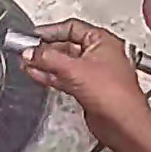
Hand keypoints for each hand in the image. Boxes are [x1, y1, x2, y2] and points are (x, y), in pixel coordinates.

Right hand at [20, 18, 150, 148]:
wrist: (123, 124)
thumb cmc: (115, 94)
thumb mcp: (75, 69)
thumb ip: (49, 58)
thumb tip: (31, 52)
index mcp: (102, 41)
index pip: (72, 27)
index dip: (51, 30)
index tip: (34, 35)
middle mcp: (100, 54)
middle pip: (67, 45)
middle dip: (45, 49)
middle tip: (27, 50)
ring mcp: (94, 73)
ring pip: (64, 63)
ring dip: (45, 63)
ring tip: (27, 62)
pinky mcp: (88, 89)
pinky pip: (65, 77)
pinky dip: (51, 76)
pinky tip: (37, 74)